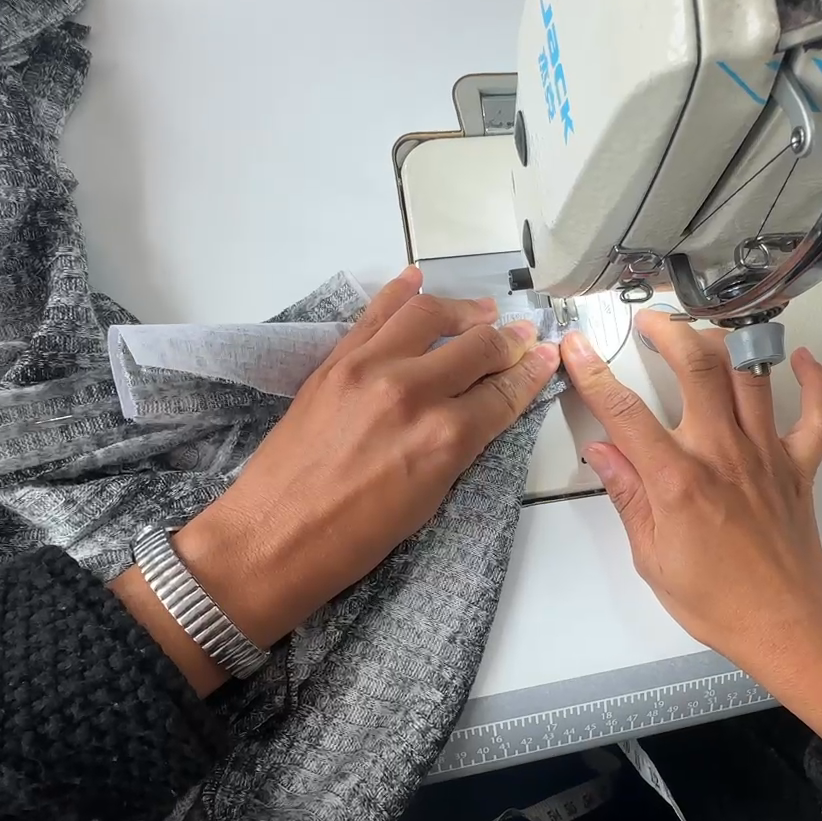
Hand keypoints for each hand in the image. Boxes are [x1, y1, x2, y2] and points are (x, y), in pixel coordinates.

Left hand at [114, 267, 561, 694]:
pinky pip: (374, 314)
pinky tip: (417, 281)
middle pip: (477, 347)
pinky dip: (400, 293)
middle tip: (523, 334)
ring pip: (429, 314)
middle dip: (510, 339)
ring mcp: (369, 369)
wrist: (273, 539)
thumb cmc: (357, 539)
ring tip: (482, 310)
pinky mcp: (335, 362)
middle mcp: (413, 392)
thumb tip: (483, 409)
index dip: (532, 372)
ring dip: (464, 308)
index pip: (504, 392)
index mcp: (445, 438)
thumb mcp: (430, 499)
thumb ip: (461, 445)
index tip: (548, 356)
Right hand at [562, 310, 821, 784]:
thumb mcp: (651, 556)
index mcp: (678, 481)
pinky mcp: (799, 465)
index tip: (576, 347)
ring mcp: (766, 454)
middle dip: (668, 331)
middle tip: (648, 322)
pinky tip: (800, 357)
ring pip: (751, 373)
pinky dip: (815, 379)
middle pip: (697, 366)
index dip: (594, 373)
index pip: (625, 412)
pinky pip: (817, 411)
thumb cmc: (716, 602)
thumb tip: (601, 452)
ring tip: (702, 331)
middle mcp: (723, 454)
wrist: (784, 626)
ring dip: (726, 341)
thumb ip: (627, 496)